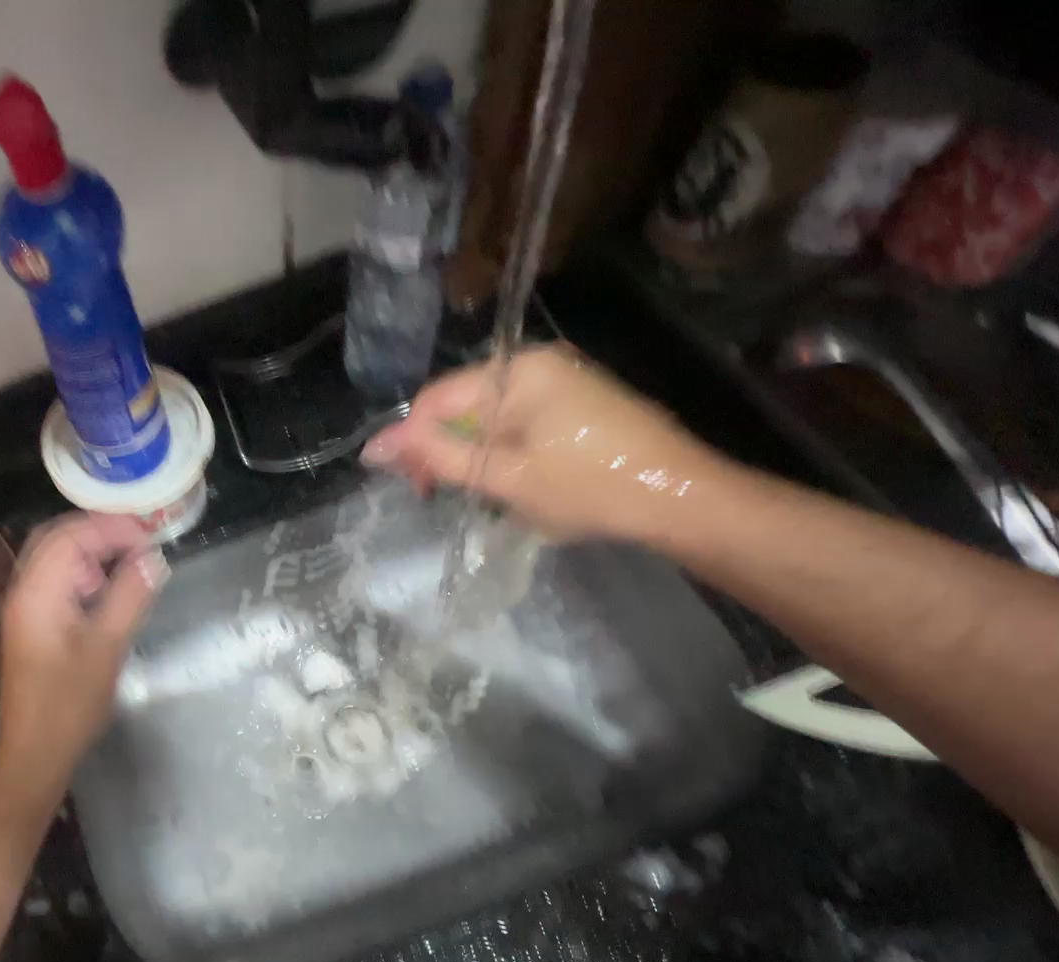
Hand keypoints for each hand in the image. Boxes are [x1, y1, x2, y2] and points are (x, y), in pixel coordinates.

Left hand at [0, 514, 168, 784]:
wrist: (34, 752)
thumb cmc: (70, 704)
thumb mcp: (108, 646)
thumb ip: (130, 596)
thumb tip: (153, 558)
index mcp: (36, 591)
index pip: (71, 536)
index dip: (111, 527)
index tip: (149, 535)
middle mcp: (22, 590)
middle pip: (56, 537)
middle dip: (98, 530)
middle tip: (140, 539)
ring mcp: (23, 606)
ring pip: (53, 557)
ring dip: (89, 551)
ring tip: (128, 559)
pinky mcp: (29, 623)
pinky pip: (53, 579)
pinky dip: (80, 572)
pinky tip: (105, 588)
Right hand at [360, 343, 726, 540]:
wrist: (683, 500)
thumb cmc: (589, 487)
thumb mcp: (504, 477)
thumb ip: (437, 457)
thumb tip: (374, 447)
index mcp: (518, 371)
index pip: (437, 399)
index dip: (410, 439)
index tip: (405, 483)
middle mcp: (538, 365)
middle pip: (462, 405)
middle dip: (440, 449)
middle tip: (433, 493)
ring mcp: (563, 382)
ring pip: (489, 417)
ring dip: (470, 454)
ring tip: (470, 493)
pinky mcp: (578, 404)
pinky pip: (519, 422)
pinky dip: (501, 451)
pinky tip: (505, 482)